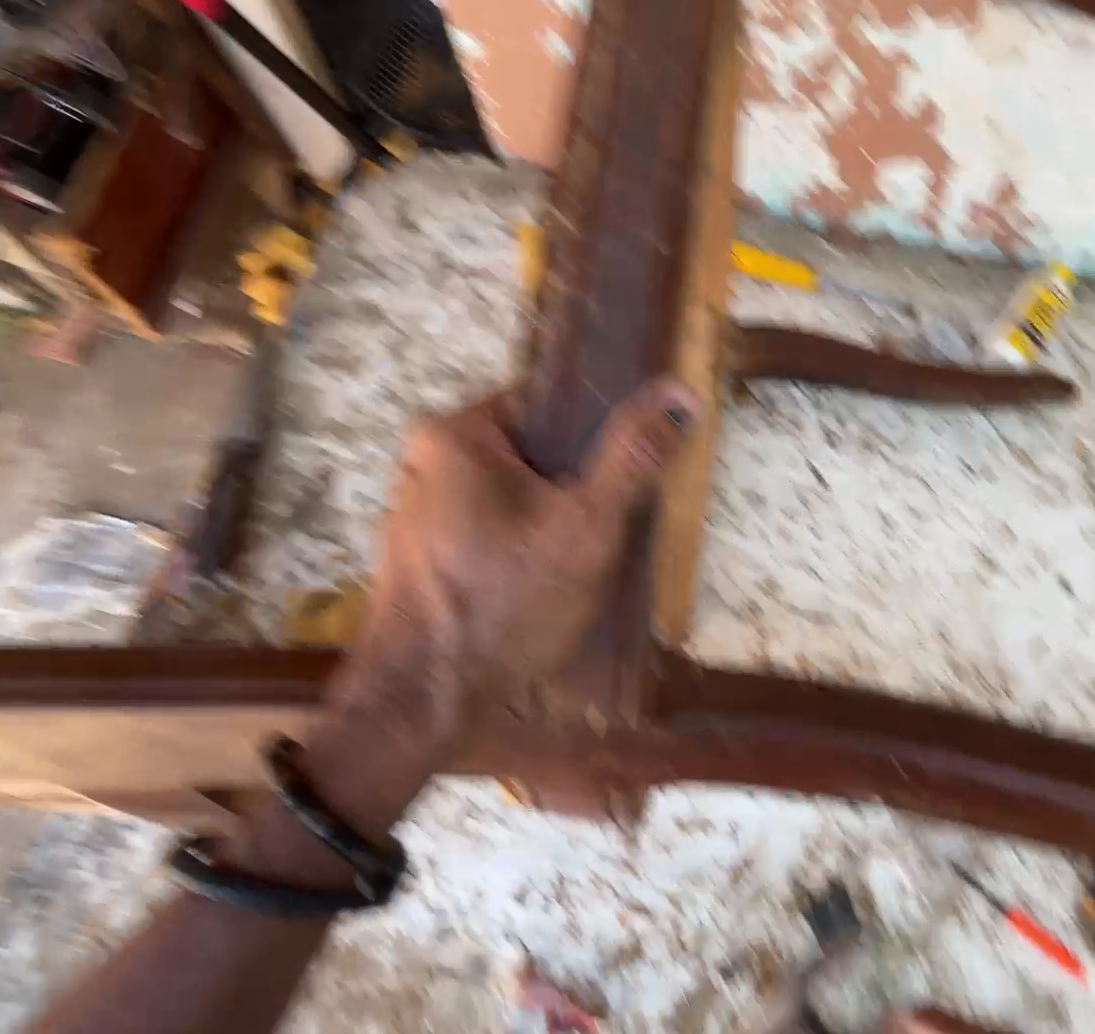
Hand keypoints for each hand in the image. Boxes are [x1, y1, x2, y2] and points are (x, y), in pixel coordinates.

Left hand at [333, 377, 700, 754]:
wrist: (421, 704)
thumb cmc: (506, 602)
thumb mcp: (587, 525)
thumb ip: (634, 455)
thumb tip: (679, 391)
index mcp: (454, 433)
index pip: (547, 407)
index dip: (596, 440)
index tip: (624, 480)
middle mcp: (423, 462)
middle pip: (530, 456)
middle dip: (573, 490)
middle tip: (606, 532)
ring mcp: (415, 513)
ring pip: (509, 499)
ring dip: (547, 524)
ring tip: (577, 566)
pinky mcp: (418, 558)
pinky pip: (486, 534)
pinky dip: (517, 551)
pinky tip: (538, 590)